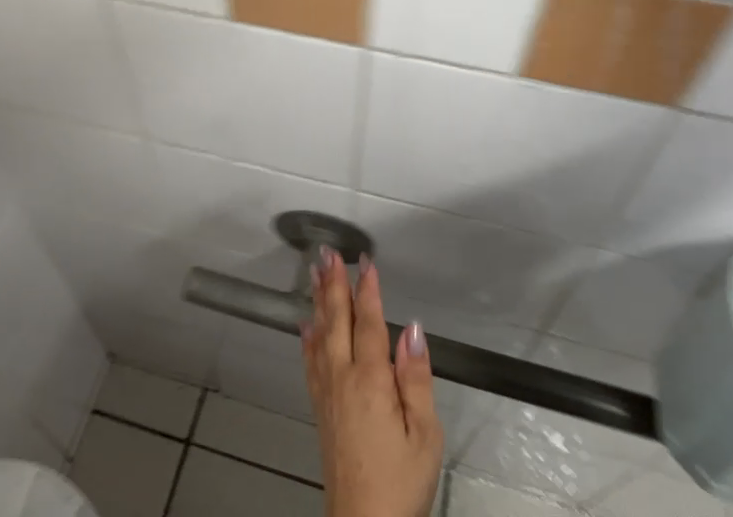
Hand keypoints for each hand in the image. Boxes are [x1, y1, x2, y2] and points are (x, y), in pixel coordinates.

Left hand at [303, 248, 442, 516]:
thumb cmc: (402, 479)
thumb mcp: (425, 432)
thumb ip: (416, 378)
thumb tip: (412, 329)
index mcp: (371, 380)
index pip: (369, 323)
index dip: (368, 290)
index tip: (366, 261)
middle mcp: (342, 378)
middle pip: (337, 321)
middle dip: (333, 285)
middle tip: (328, 253)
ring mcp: (326, 392)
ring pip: (320, 335)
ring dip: (319, 301)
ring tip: (315, 274)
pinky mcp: (320, 408)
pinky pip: (310, 361)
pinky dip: (309, 337)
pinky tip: (307, 325)